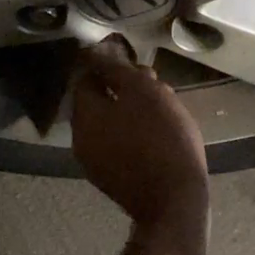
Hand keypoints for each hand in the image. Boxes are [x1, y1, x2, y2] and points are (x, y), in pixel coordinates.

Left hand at [71, 37, 208, 228]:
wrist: (174, 202)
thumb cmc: (162, 140)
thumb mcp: (144, 93)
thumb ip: (119, 69)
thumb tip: (100, 52)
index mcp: (84, 115)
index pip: (87, 77)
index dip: (110, 64)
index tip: (137, 61)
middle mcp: (81, 139)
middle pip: (98, 102)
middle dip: (124, 89)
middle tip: (156, 85)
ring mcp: (95, 164)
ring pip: (110, 125)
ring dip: (131, 113)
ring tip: (163, 109)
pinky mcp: (114, 182)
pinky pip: (119, 147)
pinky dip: (134, 136)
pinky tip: (159, 136)